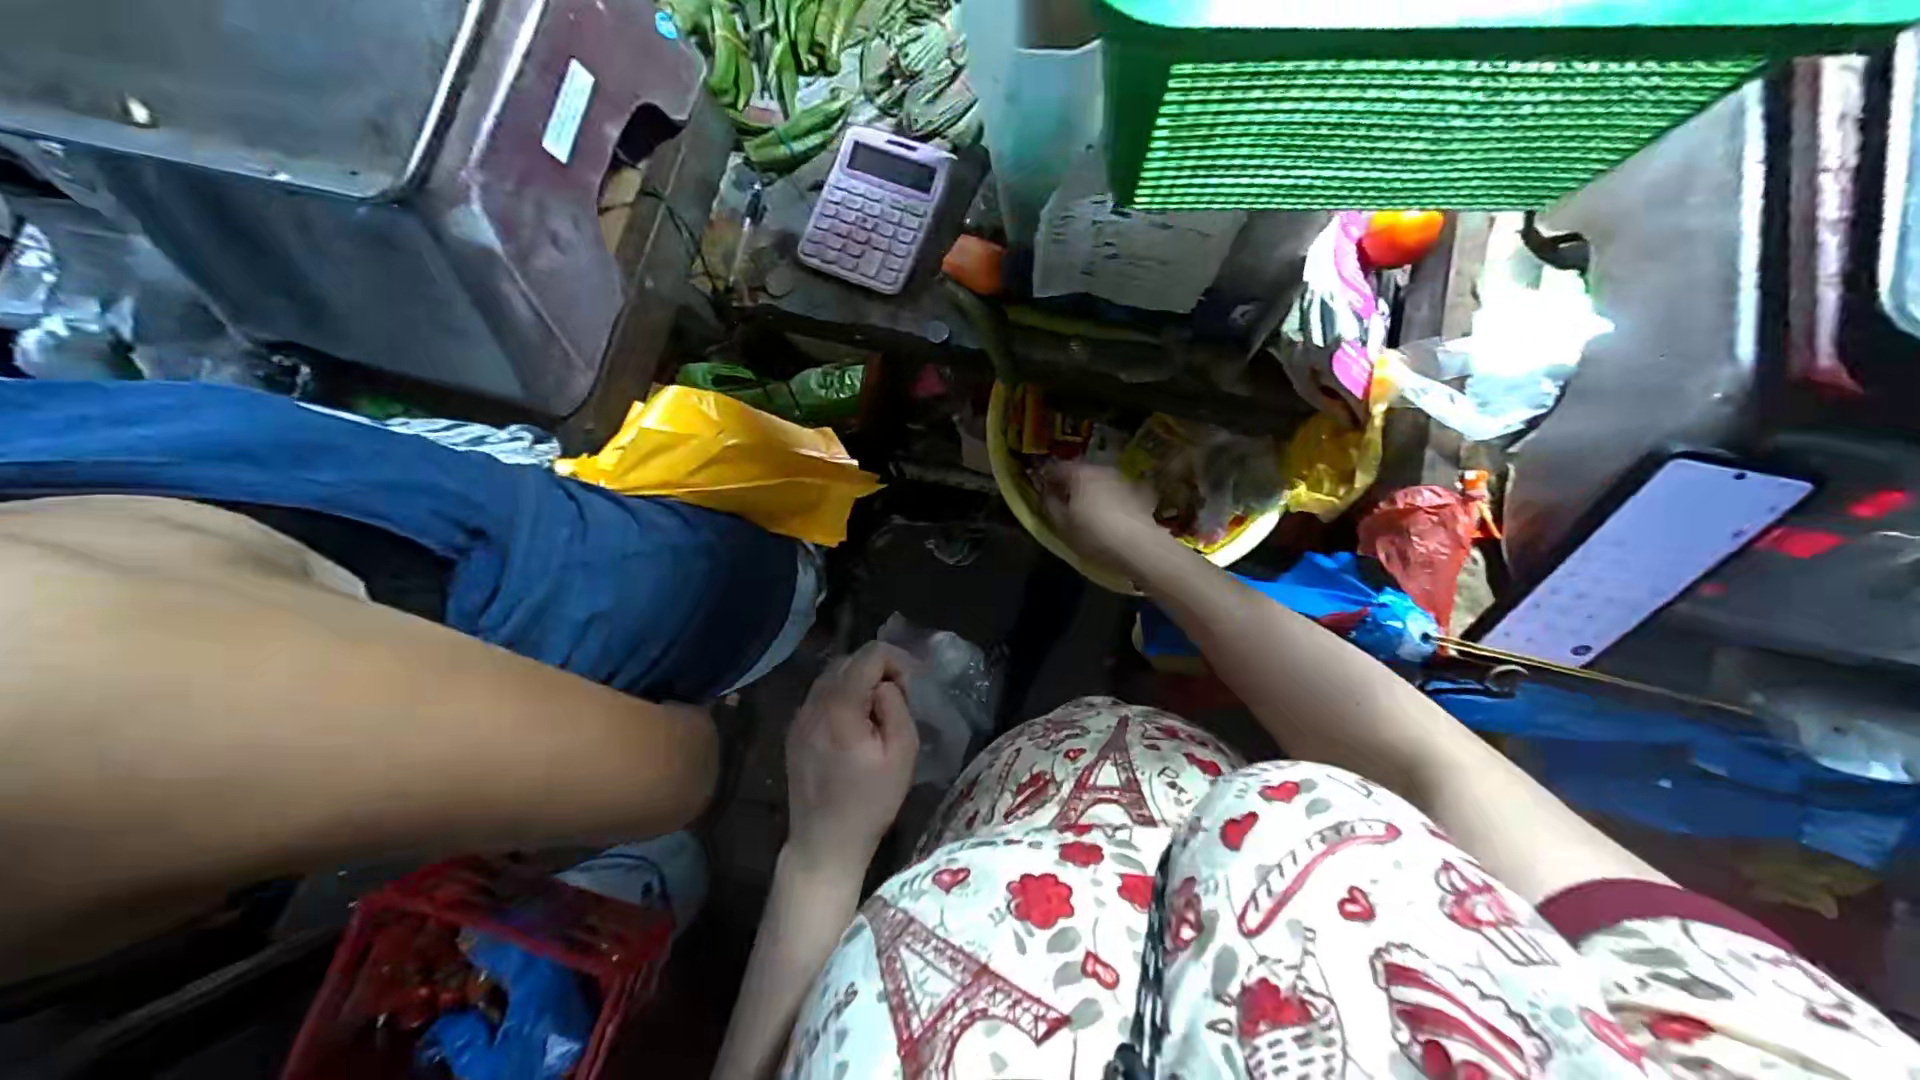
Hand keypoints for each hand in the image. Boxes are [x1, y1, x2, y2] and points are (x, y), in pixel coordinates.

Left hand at [785, 641, 918, 871]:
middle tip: (899, 698)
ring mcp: (799, 717)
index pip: (869, 655)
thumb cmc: (871, 802)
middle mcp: (813, 704)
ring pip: (832, 675)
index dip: (897, 660)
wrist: (824, 843)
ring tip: (878, 710)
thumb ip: (896, 707)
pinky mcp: (794, 731)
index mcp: (840, 707)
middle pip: (849, 660)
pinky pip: (820, 696)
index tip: (912, 684)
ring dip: (859, 681)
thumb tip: (885, 684)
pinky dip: (841, 696)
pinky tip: (855, 724)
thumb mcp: (902, 754)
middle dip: (878, 669)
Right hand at [1037, 461, 1167, 575]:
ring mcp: (1124, 479)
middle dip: (1072, 483)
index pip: (1056, 469)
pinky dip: (1116, 496)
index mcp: (1079, 474)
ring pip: (1102, 480)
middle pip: (1081, 472)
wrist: (1138, 546)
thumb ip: (1050, 504)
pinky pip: (1121, 491)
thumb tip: (1047, 493)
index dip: (1048, 479)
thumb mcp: (1061, 525)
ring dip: (1094, 489)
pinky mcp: (1141, 493)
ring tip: (1090, 507)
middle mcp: (1102, 470)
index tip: (1044, 490)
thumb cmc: (1093, 535)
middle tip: (1066, 499)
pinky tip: (1116, 511)